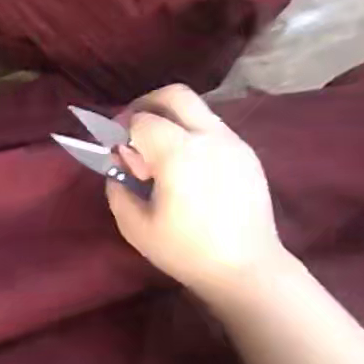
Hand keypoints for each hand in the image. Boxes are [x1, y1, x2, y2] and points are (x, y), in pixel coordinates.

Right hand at [106, 84, 293, 299]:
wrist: (245, 267)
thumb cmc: (186, 251)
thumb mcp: (135, 227)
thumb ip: (118, 190)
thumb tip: (118, 171)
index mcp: (178, 153)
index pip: (141, 120)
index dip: (121, 131)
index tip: (116, 154)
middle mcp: (208, 136)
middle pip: (174, 95)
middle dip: (146, 106)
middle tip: (132, 133)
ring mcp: (233, 142)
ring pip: (197, 109)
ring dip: (171, 121)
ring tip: (161, 157)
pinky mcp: (247, 155)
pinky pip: (212, 129)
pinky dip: (192, 136)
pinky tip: (187, 170)